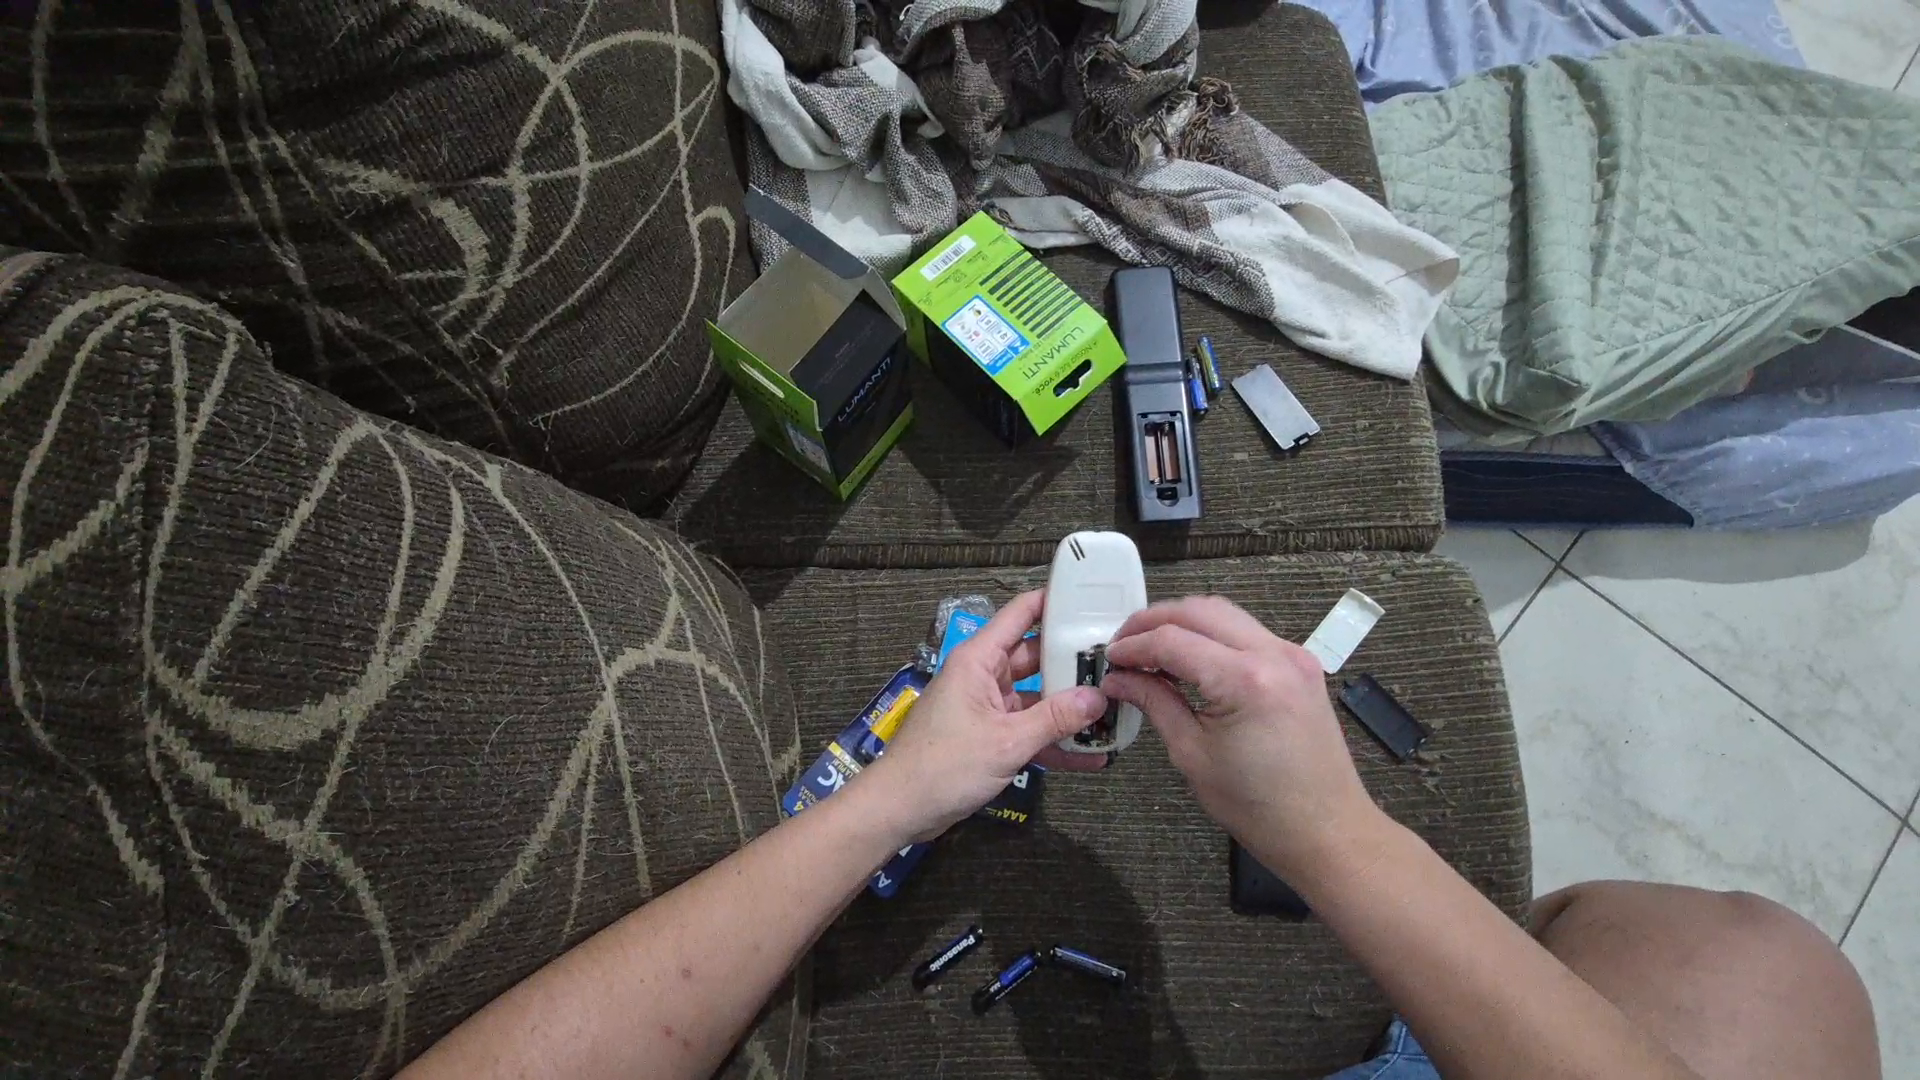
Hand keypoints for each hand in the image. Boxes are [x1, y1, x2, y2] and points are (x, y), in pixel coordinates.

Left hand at [860, 590, 1109, 842]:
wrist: (901, 808)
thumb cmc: (946, 764)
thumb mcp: (1007, 741)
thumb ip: (1055, 718)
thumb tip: (1099, 698)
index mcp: (980, 659)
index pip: (1021, 614)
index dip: (1055, 602)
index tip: (1094, 600)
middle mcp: (984, 676)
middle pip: (1037, 658)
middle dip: (1074, 664)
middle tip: (1119, 666)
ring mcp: (987, 707)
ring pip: (1036, 698)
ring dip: (1069, 709)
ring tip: (1115, 712)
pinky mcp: (989, 736)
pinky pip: (1027, 729)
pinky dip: (1053, 740)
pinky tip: (1091, 756)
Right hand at [1099, 596, 1379, 880]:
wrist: (1328, 832)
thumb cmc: (1259, 807)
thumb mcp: (1191, 754)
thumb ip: (1154, 703)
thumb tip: (1118, 678)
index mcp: (1245, 680)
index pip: (1172, 640)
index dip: (1133, 646)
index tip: (1109, 660)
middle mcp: (1273, 655)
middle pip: (1197, 611)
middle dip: (1152, 621)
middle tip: (1123, 645)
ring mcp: (1292, 654)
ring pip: (1222, 612)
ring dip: (1181, 621)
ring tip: (1150, 648)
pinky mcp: (1298, 664)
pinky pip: (1244, 630)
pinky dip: (1209, 633)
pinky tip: (1187, 657)